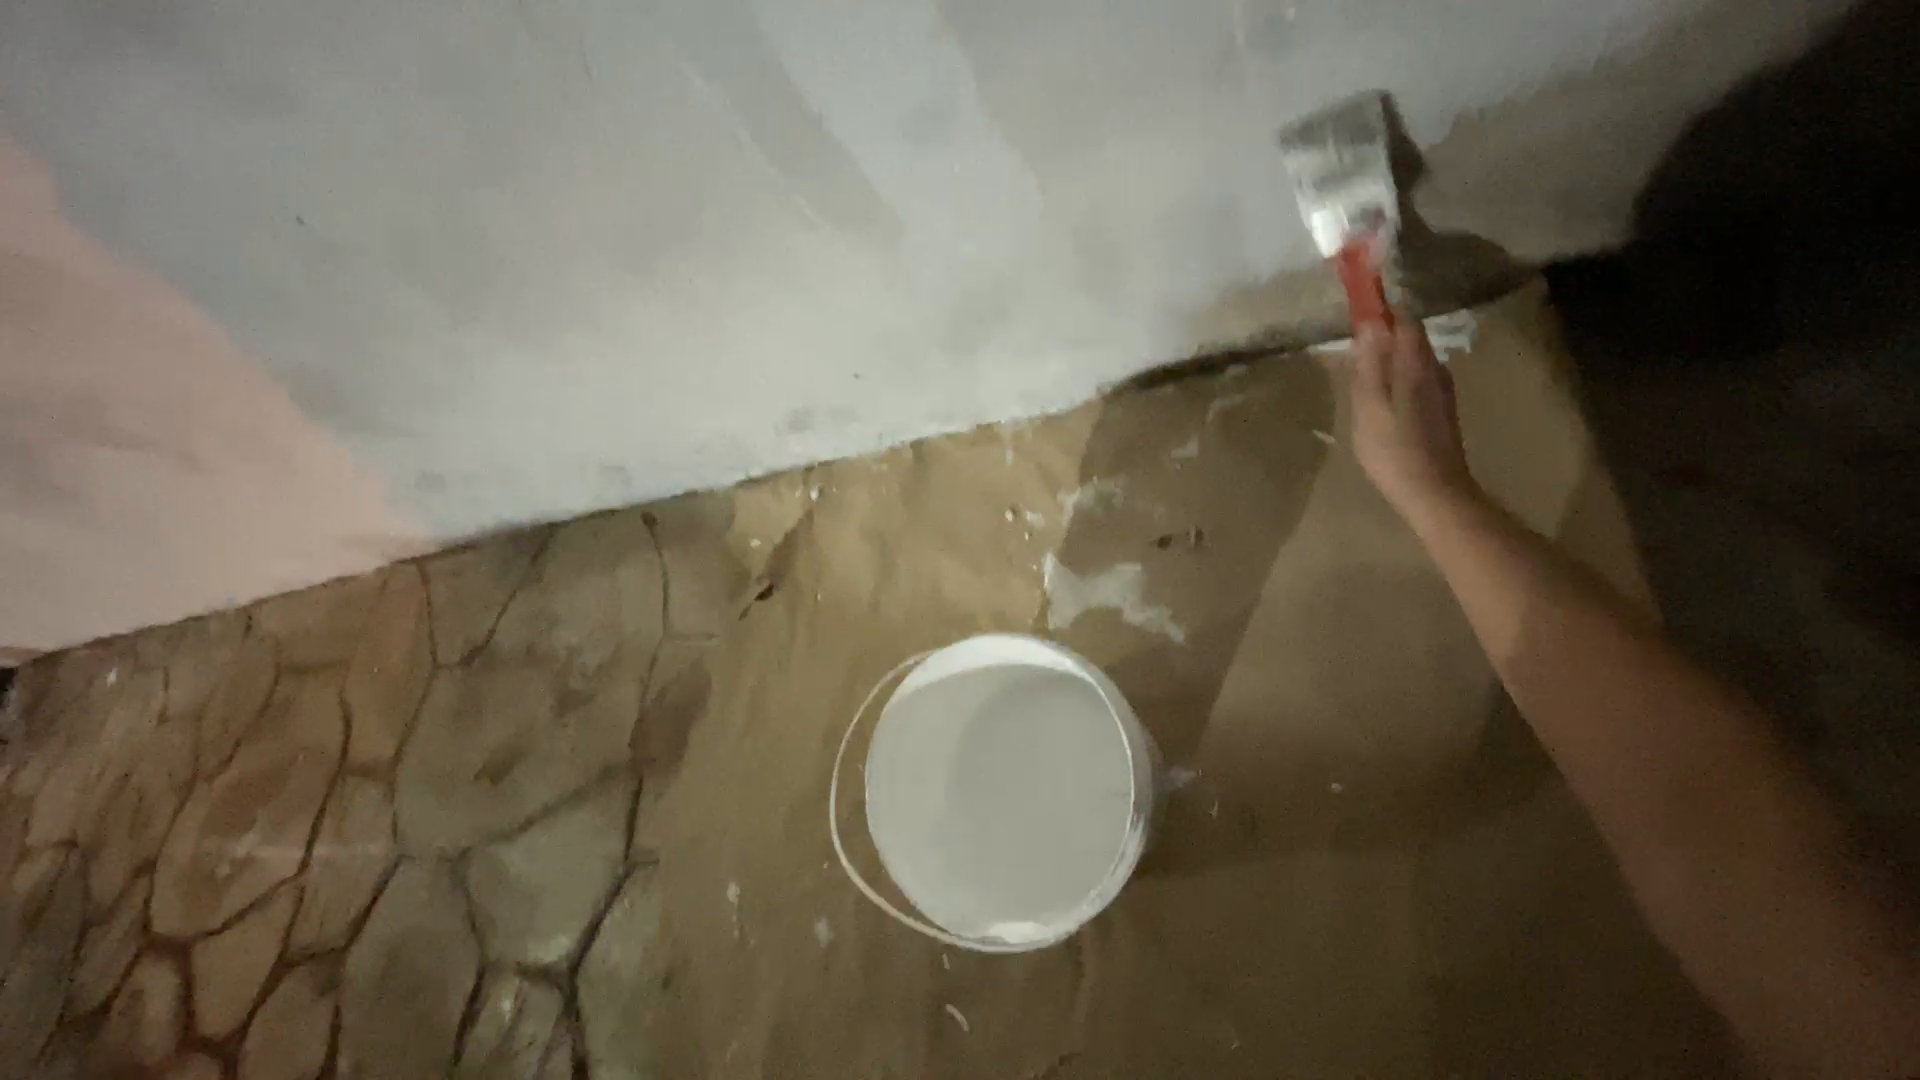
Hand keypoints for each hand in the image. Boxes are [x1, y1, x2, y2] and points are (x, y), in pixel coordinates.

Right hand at [1347, 321, 1477, 526]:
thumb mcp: (1370, 403)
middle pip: (1410, 339)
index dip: (1382, 309)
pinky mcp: (1440, 412)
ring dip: (1390, 357)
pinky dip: (1397, 378)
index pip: (1403, 320)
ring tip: (1362, 369)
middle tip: (1353, 341)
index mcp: (1416, 364)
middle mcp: (1435, 370)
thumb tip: (1371, 320)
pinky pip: (1416, 380)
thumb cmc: (1393, 447)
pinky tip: (1381, 397)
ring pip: (1414, 361)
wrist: (1433, 491)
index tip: (1358, 306)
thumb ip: (1371, 362)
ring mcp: (1441, 392)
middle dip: (1384, 333)